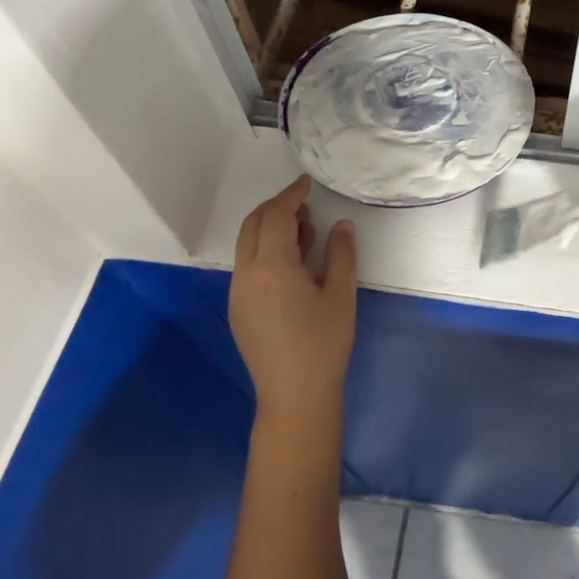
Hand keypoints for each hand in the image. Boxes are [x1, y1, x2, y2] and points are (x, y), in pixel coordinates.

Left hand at [230, 175, 357, 417]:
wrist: (295, 395)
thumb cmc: (324, 344)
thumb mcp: (341, 295)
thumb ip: (341, 254)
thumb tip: (341, 225)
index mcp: (272, 266)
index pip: (277, 217)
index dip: (291, 196)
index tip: (306, 184)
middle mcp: (246, 273)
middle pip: (254, 225)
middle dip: (277, 208)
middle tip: (305, 203)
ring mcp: (237, 291)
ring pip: (247, 245)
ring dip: (270, 229)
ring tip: (304, 229)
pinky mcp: (238, 308)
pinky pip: (247, 265)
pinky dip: (265, 250)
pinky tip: (292, 261)